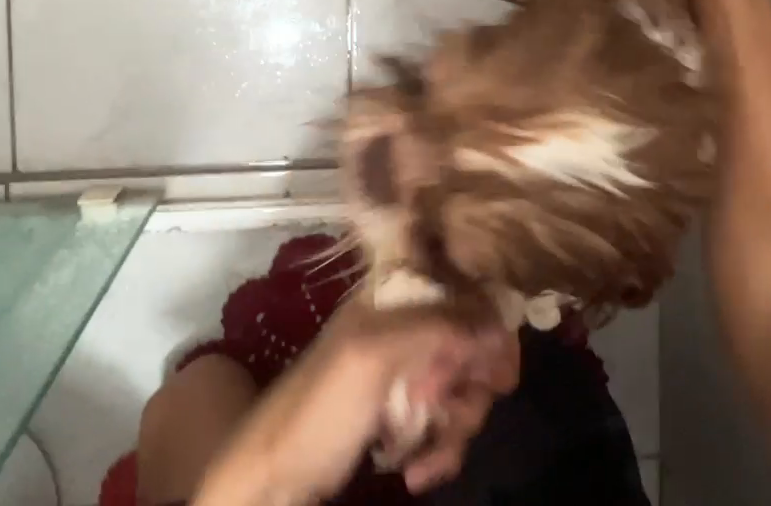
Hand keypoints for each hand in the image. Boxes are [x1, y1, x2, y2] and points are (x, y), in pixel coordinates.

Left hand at [196, 300, 521, 505]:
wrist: (272, 480)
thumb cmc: (318, 407)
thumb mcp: (373, 356)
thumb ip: (436, 327)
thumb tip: (498, 322)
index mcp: (392, 298)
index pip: (461, 291)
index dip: (488, 326)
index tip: (498, 368)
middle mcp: (402, 328)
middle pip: (471, 345)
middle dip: (471, 386)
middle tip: (456, 411)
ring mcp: (402, 373)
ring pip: (463, 389)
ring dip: (456, 428)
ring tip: (427, 455)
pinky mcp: (402, 415)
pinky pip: (446, 424)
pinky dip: (440, 451)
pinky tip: (416, 472)